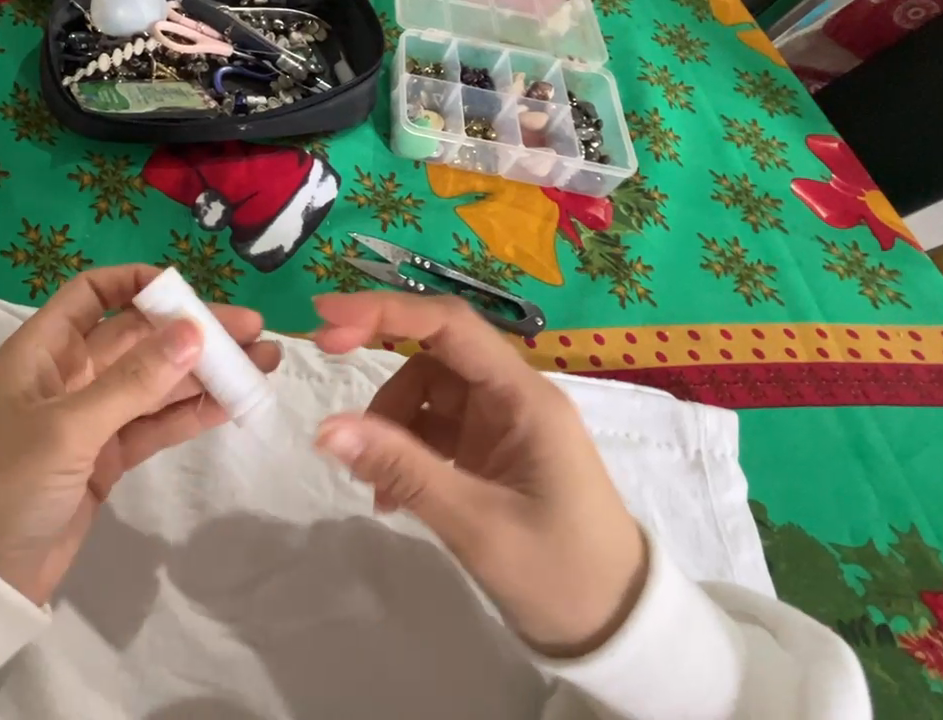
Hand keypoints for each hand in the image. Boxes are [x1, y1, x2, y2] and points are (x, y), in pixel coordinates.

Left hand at [0, 265, 280, 605]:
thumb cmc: (5, 483)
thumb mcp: (67, 427)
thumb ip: (133, 381)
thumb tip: (194, 331)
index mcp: (45, 349)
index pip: (93, 293)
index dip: (139, 283)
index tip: (191, 291)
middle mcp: (70, 373)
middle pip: (138, 336)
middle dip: (192, 330)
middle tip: (253, 331)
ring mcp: (92, 416)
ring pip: (156, 381)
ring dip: (204, 372)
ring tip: (263, 364)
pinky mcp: (108, 456)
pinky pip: (156, 424)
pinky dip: (191, 414)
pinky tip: (233, 403)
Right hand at [310, 292, 645, 657]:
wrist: (617, 631)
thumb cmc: (560, 574)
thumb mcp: (475, 523)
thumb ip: (400, 469)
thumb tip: (325, 428)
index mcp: (524, 397)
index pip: (449, 326)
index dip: (385, 310)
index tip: (326, 313)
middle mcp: (512, 397)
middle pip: (432, 353)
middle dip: (376, 355)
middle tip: (325, 355)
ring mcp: (500, 422)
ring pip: (424, 392)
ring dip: (388, 423)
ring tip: (374, 484)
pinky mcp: (489, 449)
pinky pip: (431, 427)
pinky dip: (401, 450)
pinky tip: (390, 496)